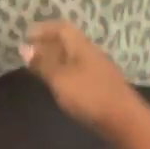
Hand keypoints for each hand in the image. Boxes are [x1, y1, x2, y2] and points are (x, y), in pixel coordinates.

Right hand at [20, 20, 146, 134]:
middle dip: (48, 44)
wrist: (124, 120)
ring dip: (56, 59)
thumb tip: (25, 48)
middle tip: (29, 53)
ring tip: (39, 68)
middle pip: (68, 41)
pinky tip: (59, 84)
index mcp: (82, 47)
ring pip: (73, 57)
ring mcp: (98, 70)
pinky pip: (78, 70)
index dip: (44, 29)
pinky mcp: (101, 85)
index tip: (26, 36)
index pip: (62, 28)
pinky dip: (64, 72)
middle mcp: (91, 53)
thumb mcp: (60, 79)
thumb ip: (43, 64)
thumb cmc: (89, 95)